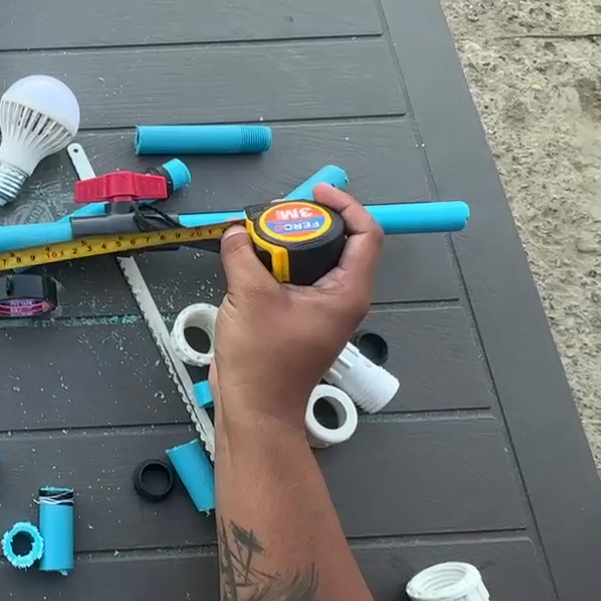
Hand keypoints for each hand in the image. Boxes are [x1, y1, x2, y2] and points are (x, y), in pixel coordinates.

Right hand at [210, 184, 381, 426]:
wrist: (253, 407)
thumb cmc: (263, 359)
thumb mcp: (249, 296)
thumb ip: (242, 255)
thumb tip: (234, 232)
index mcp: (347, 293)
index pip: (365, 235)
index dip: (345, 206)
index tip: (314, 193)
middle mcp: (341, 299)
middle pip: (336, 244)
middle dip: (305, 224)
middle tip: (272, 215)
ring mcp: (319, 311)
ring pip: (311, 263)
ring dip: (284, 245)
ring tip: (254, 237)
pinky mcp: (297, 319)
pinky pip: (293, 281)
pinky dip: (273, 266)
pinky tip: (246, 263)